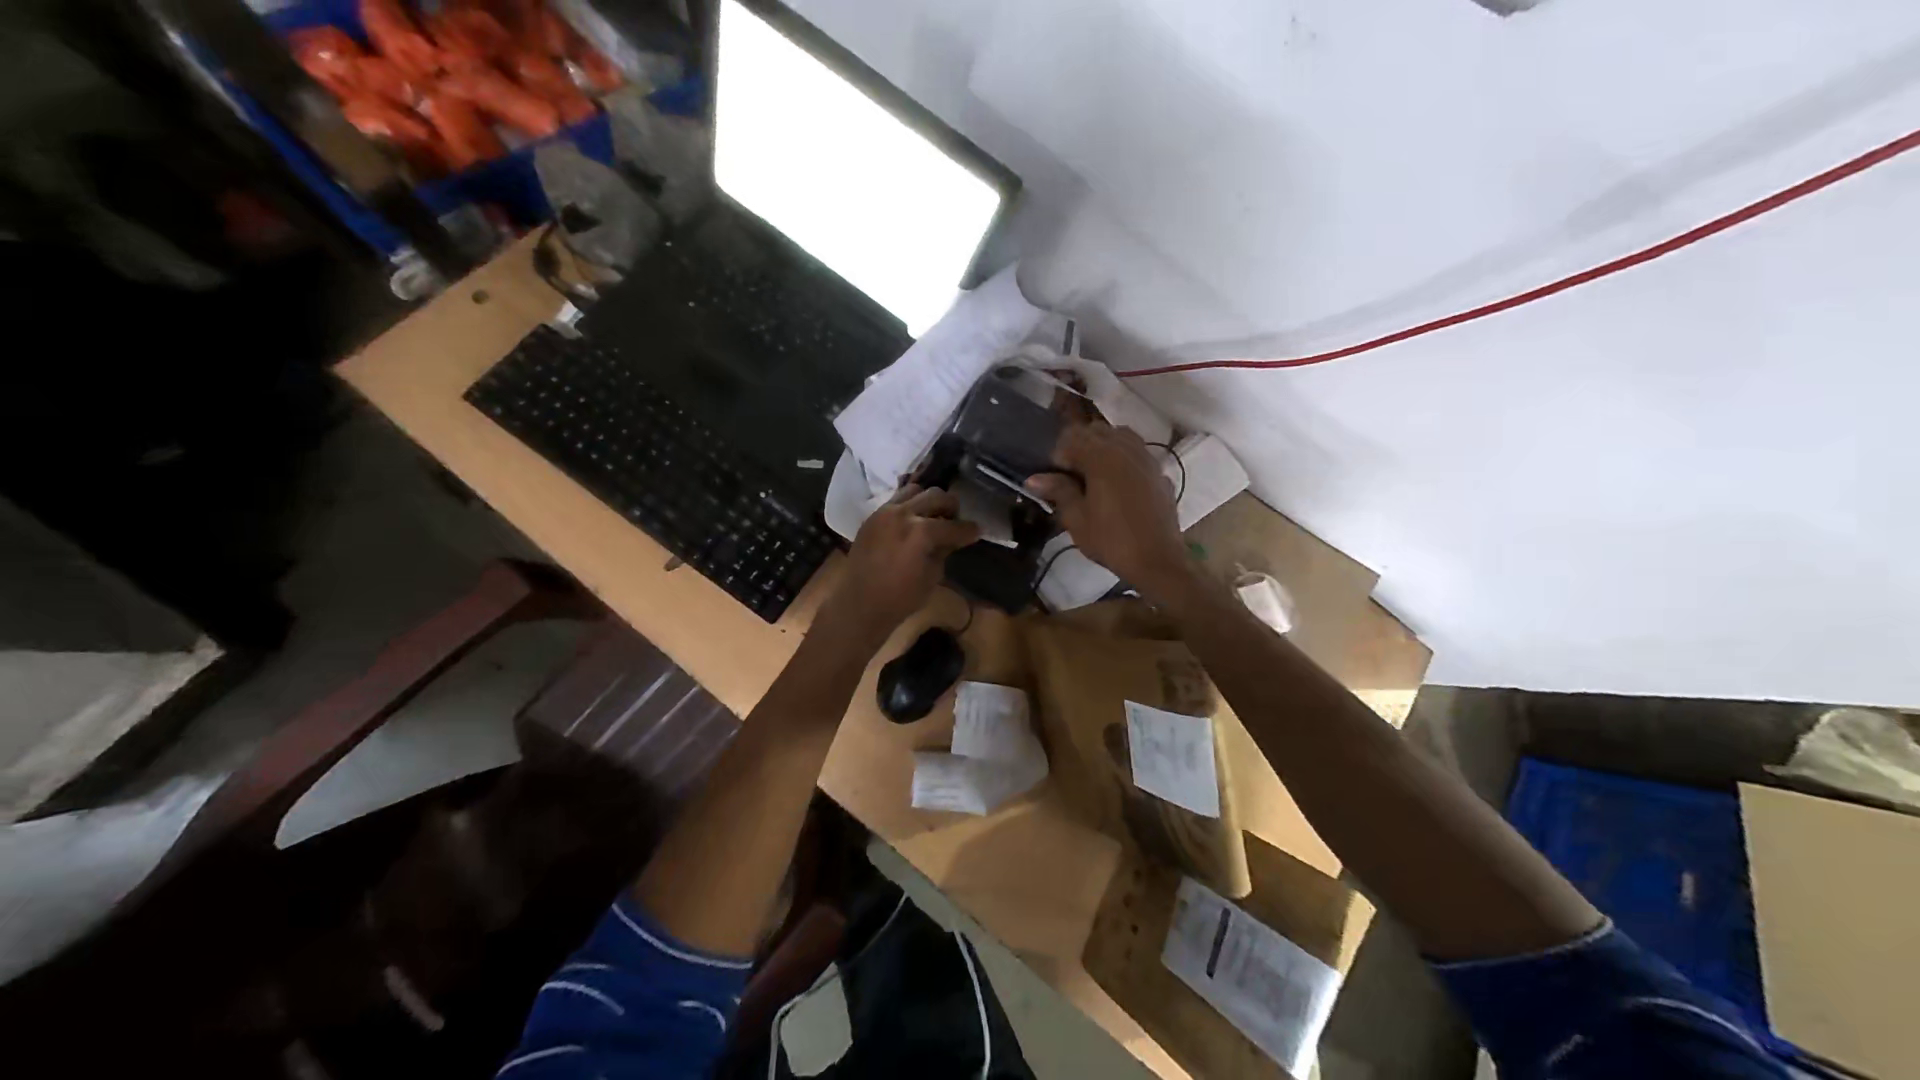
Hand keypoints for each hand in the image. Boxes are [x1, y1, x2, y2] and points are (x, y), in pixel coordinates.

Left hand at [817, 484, 979, 648]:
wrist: (859, 604)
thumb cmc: (900, 598)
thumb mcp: (932, 577)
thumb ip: (944, 550)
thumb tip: (952, 538)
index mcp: (921, 532)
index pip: (954, 525)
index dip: (970, 530)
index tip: (977, 531)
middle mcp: (903, 514)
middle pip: (936, 496)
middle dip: (951, 507)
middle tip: (956, 520)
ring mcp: (884, 512)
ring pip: (914, 490)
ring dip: (928, 501)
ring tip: (932, 516)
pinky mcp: (872, 516)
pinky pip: (896, 500)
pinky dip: (909, 505)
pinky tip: (913, 521)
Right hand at [1026, 422, 1193, 600]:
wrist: (1158, 561)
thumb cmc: (1111, 540)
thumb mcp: (1077, 519)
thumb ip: (1058, 491)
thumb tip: (1033, 478)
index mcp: (1102, 457)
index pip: (1071, 439)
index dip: (1058, 457)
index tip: (1054, 481)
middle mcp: (1126, 449)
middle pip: (1096, 431)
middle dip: (1080, 446)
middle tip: (1071, 476)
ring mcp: (1147, 459)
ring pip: (1121, 436)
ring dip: (1103, 447)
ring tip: (1094, 475)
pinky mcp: (1160, 473)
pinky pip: (1138, 453)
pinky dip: (1124, 459)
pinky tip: (1119, 484)